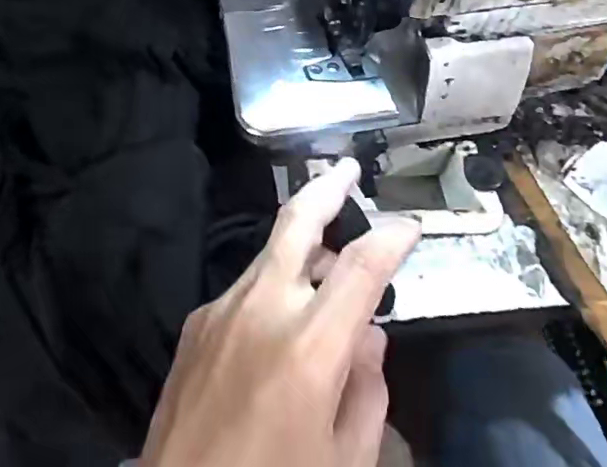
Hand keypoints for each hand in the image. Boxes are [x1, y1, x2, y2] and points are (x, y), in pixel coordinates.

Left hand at [139, 160, 421, 466]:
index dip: (391, 238)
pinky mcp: (197, 320)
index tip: (409, 225)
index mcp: (309, 346)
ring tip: (330, 262)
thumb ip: (367, 390)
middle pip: (297, 222)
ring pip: (270, 253)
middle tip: (347, 168)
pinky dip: (274, 289)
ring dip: (303, 246)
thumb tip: (368, 335)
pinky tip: (282, 324)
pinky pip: (246, 289)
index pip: (361, 267)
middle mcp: (263, 308)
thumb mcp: (345, 460)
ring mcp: (222, 308)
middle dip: (326, 187)